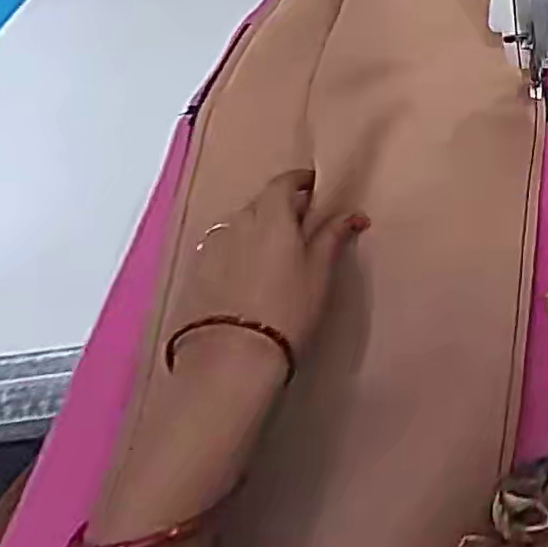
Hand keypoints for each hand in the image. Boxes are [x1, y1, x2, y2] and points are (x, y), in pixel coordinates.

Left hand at [171, 170, 367, 372]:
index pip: (284, 182)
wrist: (228, 364)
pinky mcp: (194, 275)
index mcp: (270, 216)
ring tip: (276, 253)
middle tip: (303, 225)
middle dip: (282, 206)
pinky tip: (249, 275)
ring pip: (239, 225)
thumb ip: (333, 236)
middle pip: (261, 202)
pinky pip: (222, 248)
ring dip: (258, 229)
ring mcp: (211, 249)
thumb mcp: (319, 273)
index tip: (315, 189)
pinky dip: (238, 250)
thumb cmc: (286, 312)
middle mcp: (237, 223)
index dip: (301, 182)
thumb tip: (353, 214)